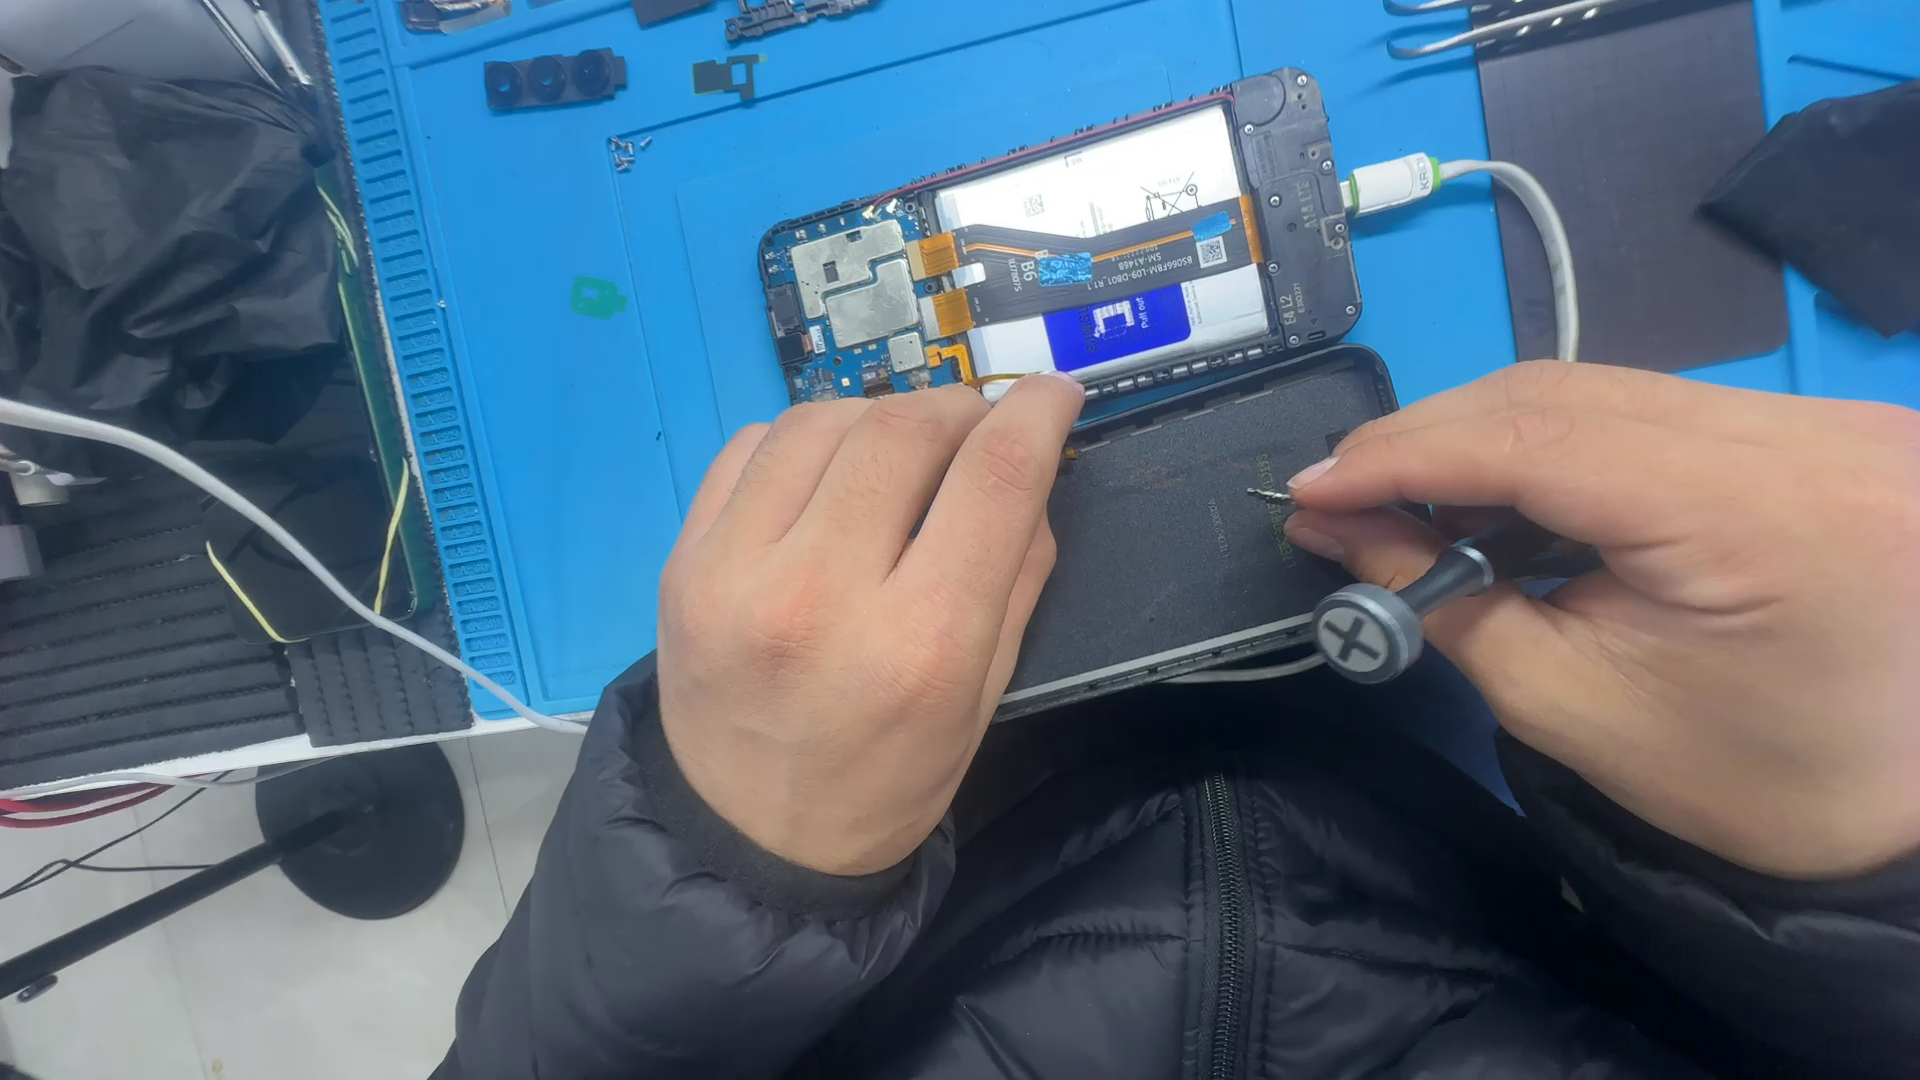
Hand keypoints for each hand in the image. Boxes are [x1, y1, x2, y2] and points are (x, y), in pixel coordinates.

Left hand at [656, 377, 1084, 874]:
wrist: (747, 836)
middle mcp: (821, 594)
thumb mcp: (984, 694)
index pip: (994, 480)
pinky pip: (752, 444)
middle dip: (959, 407)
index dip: (1036, 414)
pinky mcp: (683, 560)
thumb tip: (1027, 467)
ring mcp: (734, 571)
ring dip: (881, 415)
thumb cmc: (889, 776)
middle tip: (976, 427)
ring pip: (822, 419)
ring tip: (900, 451)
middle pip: (903, 429)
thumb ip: (1019, 571)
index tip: (1052, 394)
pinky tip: (828, 473)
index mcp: (921, 643)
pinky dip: (807, 437)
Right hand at [1283, 361, 1919, 878]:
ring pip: (1580, 388)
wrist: (1884, 804)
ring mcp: (1817, 421)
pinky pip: (1620, 408)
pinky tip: (1482, 493)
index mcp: (1767, 518)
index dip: (1402, 457)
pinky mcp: (1797, 429)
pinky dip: (1522, 443)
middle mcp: (1813, 437)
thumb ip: (1424, 589)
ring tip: (1396, 493)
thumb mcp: (1544, 689)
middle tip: (1338, 488)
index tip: (1312, 488)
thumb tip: (1321, 520)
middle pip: (1554, 395)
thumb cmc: (1717, 774)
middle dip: (1420, 438)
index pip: (1537, 442)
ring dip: (1463, 437)